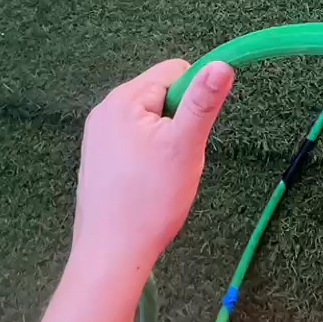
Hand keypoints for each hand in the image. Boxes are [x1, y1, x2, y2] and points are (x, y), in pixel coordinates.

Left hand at [68, 58, 234, 281]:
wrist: (111, 259)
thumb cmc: (151, 199)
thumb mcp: (186, 145)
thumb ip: (204, 101)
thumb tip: (223, 62)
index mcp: (123, 99)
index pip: (176, 71)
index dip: (194, 98)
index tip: (190, 133)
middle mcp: (105, 110)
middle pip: (164, 94)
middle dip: (181, 121)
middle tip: (178, 157)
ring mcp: (99, 136)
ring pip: (154, 118)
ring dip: (168, 139)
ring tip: (165, 172)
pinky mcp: (100, 158)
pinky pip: (138, 137)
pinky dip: (152, 153)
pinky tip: (150, 182)